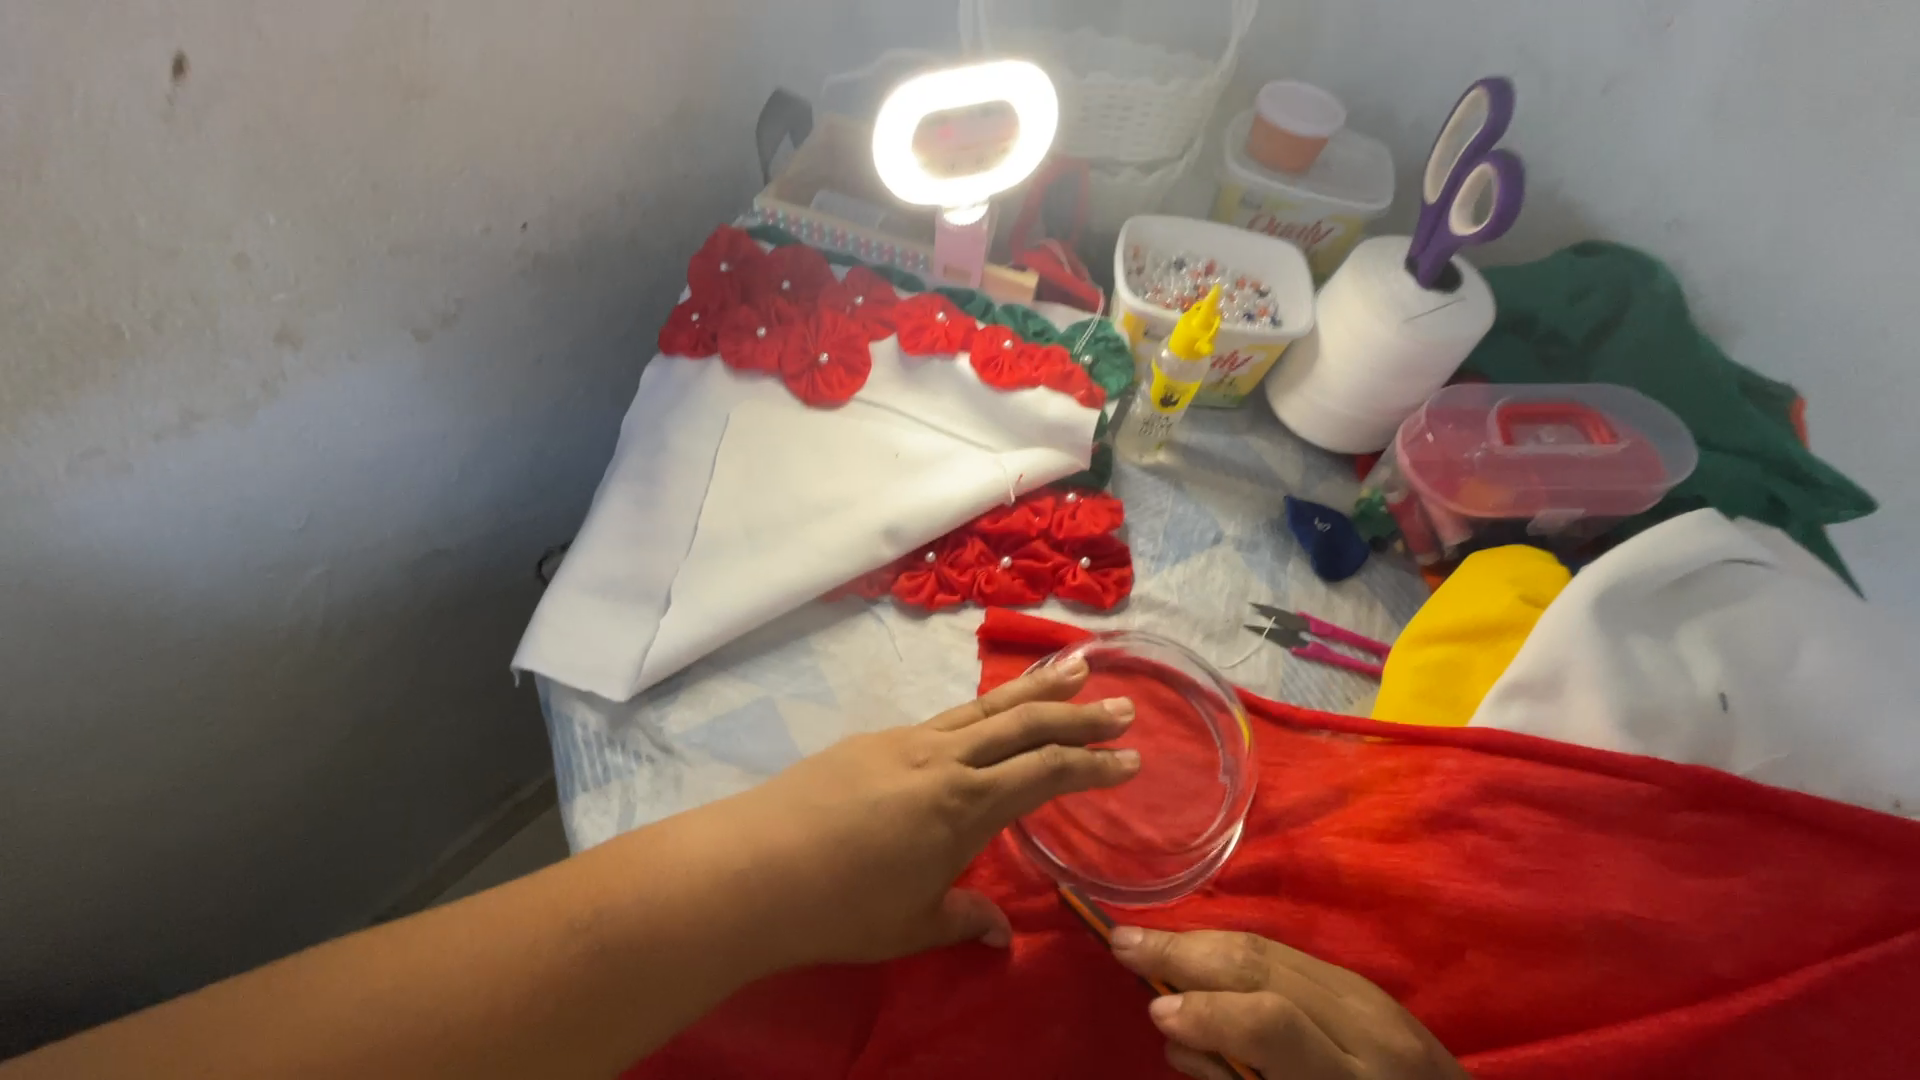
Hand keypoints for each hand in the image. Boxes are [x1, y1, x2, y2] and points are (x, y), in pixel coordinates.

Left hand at [702, 655, 1138, 967]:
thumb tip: (1003, 934)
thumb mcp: (912, 924)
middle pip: (1024, 726)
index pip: (1045, 774)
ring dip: (1033, 690)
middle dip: (1078, 715)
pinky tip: (987, 711)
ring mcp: (908, 741)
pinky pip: (945, 715)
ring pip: (985, 707)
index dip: (1092, 765)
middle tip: (1122, 703)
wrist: (754, 866)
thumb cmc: (840, 907)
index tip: (1130, 757)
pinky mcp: (877, 738)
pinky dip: (982, 707)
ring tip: (1072, 667)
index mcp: (964, 806)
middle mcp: (944, 760)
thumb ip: (964, 918)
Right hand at [1111, 929, 1467, 1079]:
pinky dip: (1228, 948)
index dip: (1207, 1014)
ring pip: (1268, 946)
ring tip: (1146, 940)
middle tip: (1122, 942)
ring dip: (1198, 941)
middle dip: (1185, 952)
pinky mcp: (1361, 982)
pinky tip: (1195, 950)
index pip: (1273, 1024)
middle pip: (1263, 966)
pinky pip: (1282, 952)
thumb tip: (1178, 1036)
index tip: (1155, 1012)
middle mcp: (1366, 1027)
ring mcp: (1367, 997)